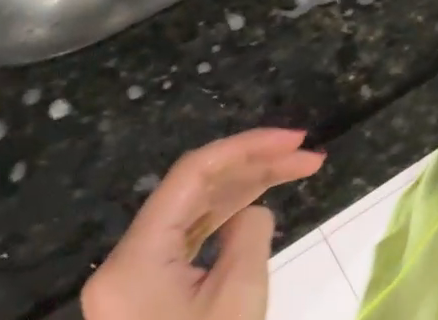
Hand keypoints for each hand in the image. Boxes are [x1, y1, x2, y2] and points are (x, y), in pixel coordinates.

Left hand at [81, 129, 325, 319]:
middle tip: (311, 156)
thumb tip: (250, 214)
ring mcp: (134, 280)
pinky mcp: (148, 296)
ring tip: (301, 172)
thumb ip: (250, 233)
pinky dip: (230, 217)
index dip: (248, 146)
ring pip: (195, 212)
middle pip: (194, 189)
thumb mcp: (238, 295)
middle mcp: (126, 261)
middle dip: (255, 165)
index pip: (193, 174)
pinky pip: (190, 240)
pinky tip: (263, 208)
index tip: (298, 141)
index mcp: (135, 258)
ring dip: (247, 187)